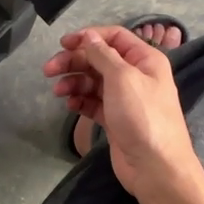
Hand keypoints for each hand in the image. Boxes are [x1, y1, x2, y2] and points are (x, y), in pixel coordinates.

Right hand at [43, 26, 203, 203]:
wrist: (155, 166)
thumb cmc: (142, 116)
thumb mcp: (122, 77)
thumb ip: (103, 54)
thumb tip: (88, 37)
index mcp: (144, 59)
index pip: (114, 37)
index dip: (88, 37)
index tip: (64, 43)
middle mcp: (135, 75)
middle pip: (99, 59)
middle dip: (74, 61)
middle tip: (49, 70)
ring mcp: (124, 98)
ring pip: (93, 81)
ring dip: (73, 82)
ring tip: (58, 92)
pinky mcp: (114, 119)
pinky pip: (92, 103)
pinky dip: (80, 101)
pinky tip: (70, 105)